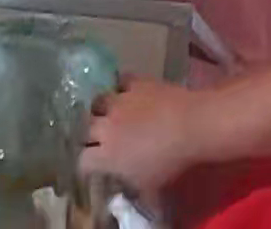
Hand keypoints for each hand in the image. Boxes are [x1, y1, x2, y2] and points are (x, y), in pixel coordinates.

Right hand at [80, 78, 202, 194]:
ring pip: (98, 101)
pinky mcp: (134, 81)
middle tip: (98, 139)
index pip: (83, 161)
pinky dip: (120, 87)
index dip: (85, 165)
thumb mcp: (149, 187)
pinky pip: (119, 81)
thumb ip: (131, 187)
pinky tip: (125, 92)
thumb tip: (126, 189)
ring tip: (108, 113)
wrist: (188, 124)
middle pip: (86, 128)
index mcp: (107, 155)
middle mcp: (107, 125)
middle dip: (89, 135)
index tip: (92, 166)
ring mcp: (119, 100)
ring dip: (100, 109)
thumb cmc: (168, 161)